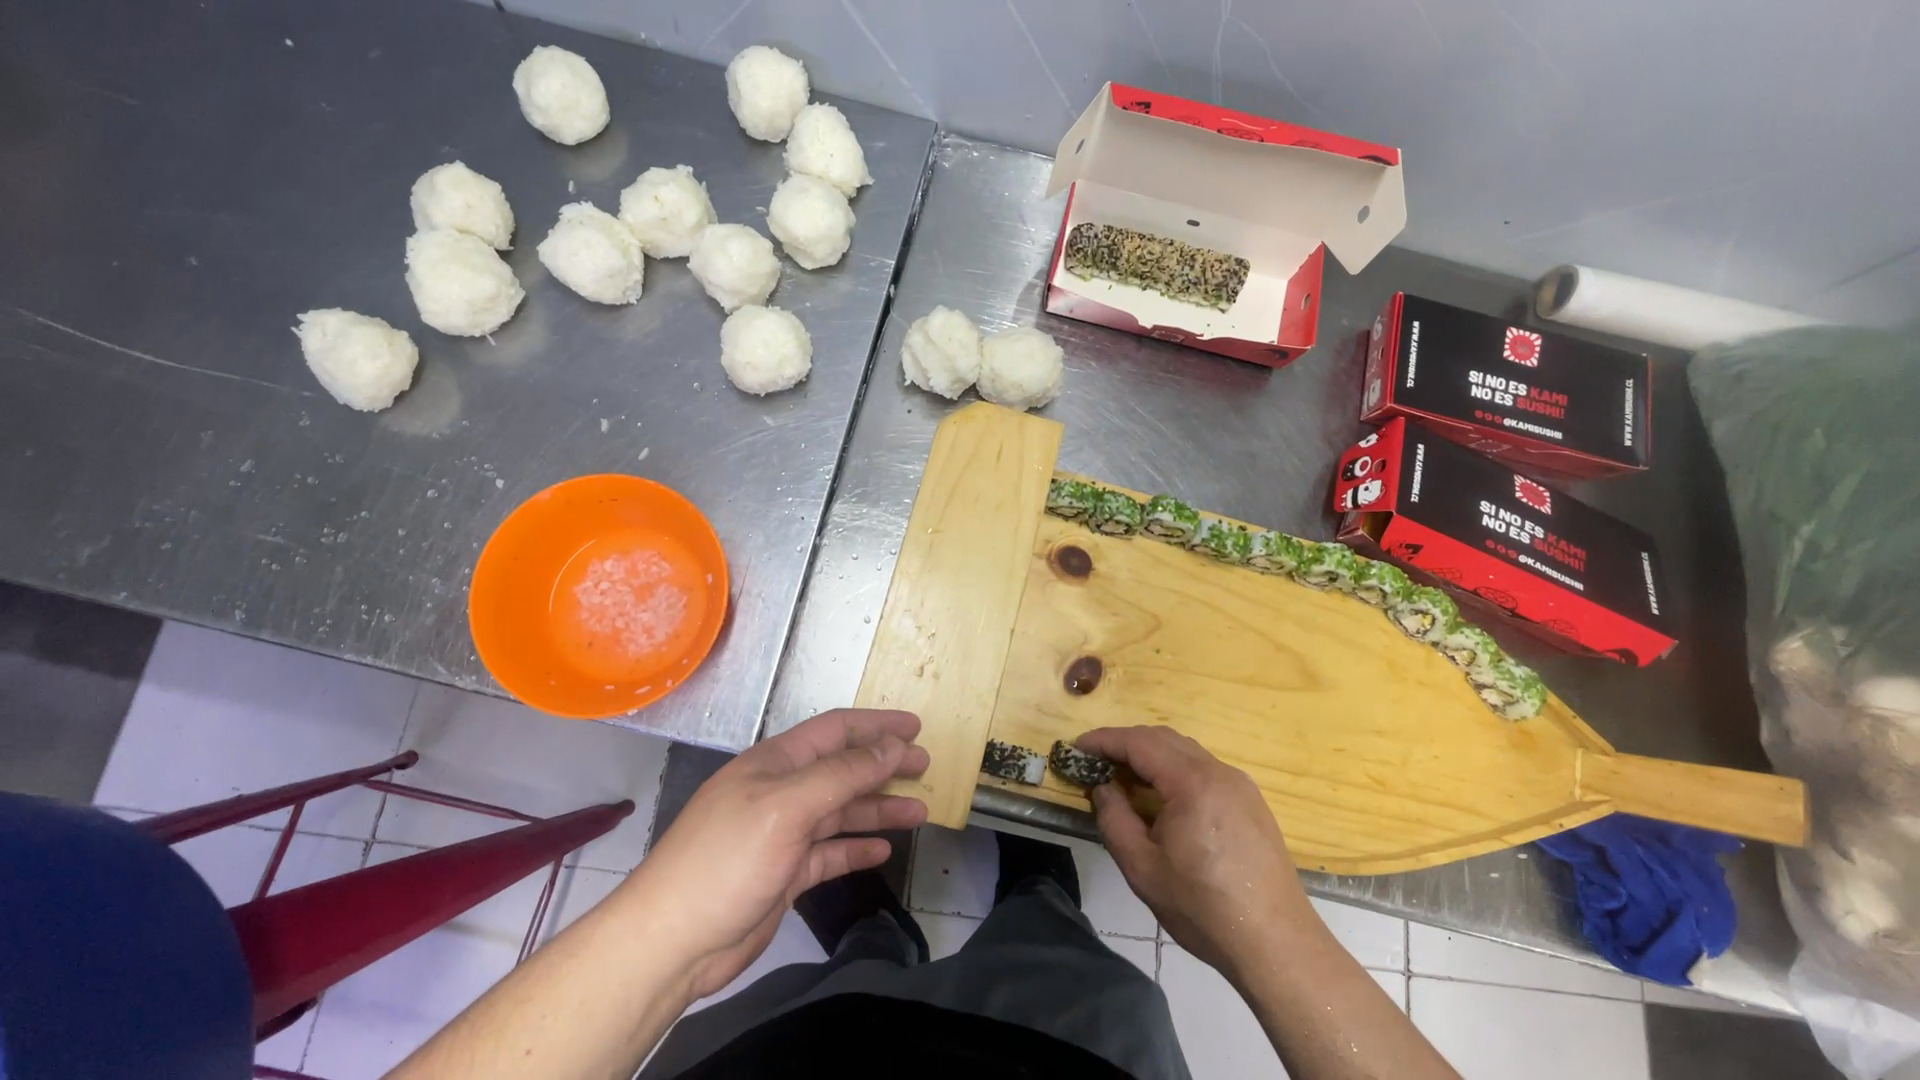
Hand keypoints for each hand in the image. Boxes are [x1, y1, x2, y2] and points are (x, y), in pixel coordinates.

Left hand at [628, 709, 928, 999]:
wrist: (672, 942)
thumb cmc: (725, 861)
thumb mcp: (786, 807)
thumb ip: (841, 775)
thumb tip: (889, 747)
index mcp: (774, 764)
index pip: (834, 731)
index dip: (875, 726)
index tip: (916, 728)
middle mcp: (780, 793)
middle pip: (841, 770)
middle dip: (883, 766)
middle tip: (926, 767)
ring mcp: (781, 835)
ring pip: (840, 813)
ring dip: (878, 808)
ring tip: (920, 811)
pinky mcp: (783, 874)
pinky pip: (829, 853)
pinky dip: (856, 849)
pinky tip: (882, 850)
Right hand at [1078, 726, 1316, 980]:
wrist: (1274, 942)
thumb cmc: (1202, 908)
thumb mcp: (1142, 868)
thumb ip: (1114, 819)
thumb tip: (1102, 788)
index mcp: (1193, 784)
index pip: (1140, 743)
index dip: (1104, 740)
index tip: (1075, 746)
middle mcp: (1220, 773)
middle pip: (1165, 739)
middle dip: (1126, 743)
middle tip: (1094, 761)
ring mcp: (1240, 786)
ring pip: (1187, 752)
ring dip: (1151, 755)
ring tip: (1122, 777)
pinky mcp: (1251, 803)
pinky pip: (1205, 770)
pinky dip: (1175, 769)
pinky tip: (1161, 796)